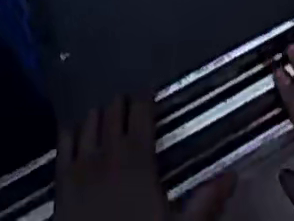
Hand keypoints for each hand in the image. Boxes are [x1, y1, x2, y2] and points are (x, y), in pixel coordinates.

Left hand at [56, 96, 235, 220]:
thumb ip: (206, 203)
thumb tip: (233, 176)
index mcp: (137, 158)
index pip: (140, 111)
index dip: (145, 96)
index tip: (150, 90)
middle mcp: (107, 151)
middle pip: (113, 109)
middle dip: (122, 102)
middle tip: (131, 102)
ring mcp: (80, 163)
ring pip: (89, 120)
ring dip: (99, 112)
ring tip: (107, 110)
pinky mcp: (61, 179)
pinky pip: (64, 140)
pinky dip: (72, 128)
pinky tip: (75, 126)